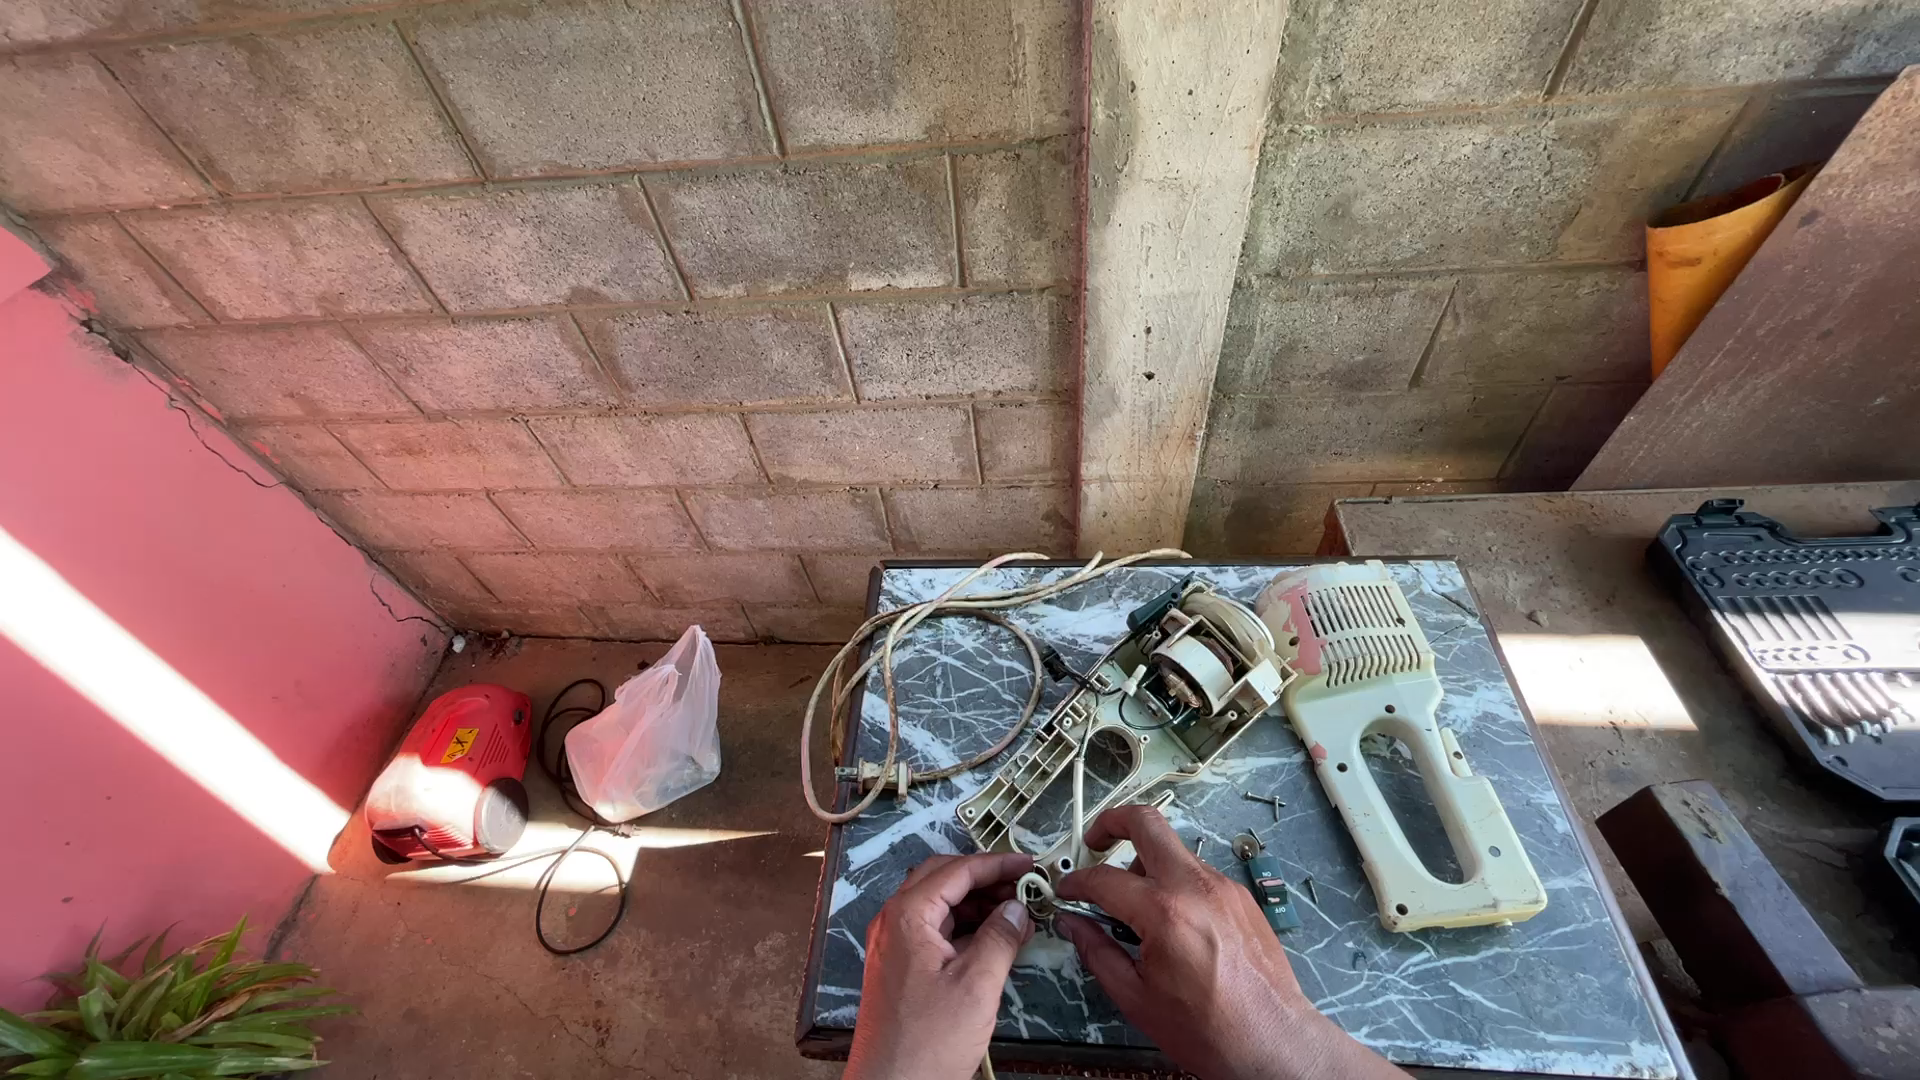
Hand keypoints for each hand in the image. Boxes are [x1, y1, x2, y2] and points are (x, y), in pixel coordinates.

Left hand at [844, 852, 1034, 1079]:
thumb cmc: (925, 1046)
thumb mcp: (975, 987)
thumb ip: (999, 939)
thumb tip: (1016, 908)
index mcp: (907, 915)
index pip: (957, 870)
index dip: (996, 864)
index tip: (1026, 865)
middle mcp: (894, 921)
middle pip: (943, 879)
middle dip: (984, 879)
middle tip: (1021, 887)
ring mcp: (894, 943)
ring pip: (939, 904)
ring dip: (975, 903)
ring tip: (1013, 916)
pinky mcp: (899, 966)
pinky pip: (933, 930)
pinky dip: (963, 927)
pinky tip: (991, 940)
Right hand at [1056, 806, 1403, 1079]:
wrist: (1278, 1047)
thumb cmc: (1210, 1032)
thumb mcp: (1137, 999)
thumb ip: (1097, 952)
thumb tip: (1072, 923)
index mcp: (1164, 914)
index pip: (1104, 878)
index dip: (1076, 882)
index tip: (1067, 891)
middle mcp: (1194, 886)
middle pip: (1145, 821)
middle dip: (1111, 822)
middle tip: (1094, 842)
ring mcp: (1222, 885)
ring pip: (1171, 846)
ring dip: (1144, 859)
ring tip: (1135, 901)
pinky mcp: (1240, 894)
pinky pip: (1195, 870)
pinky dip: (1173, 880)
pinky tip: (1170, 918)